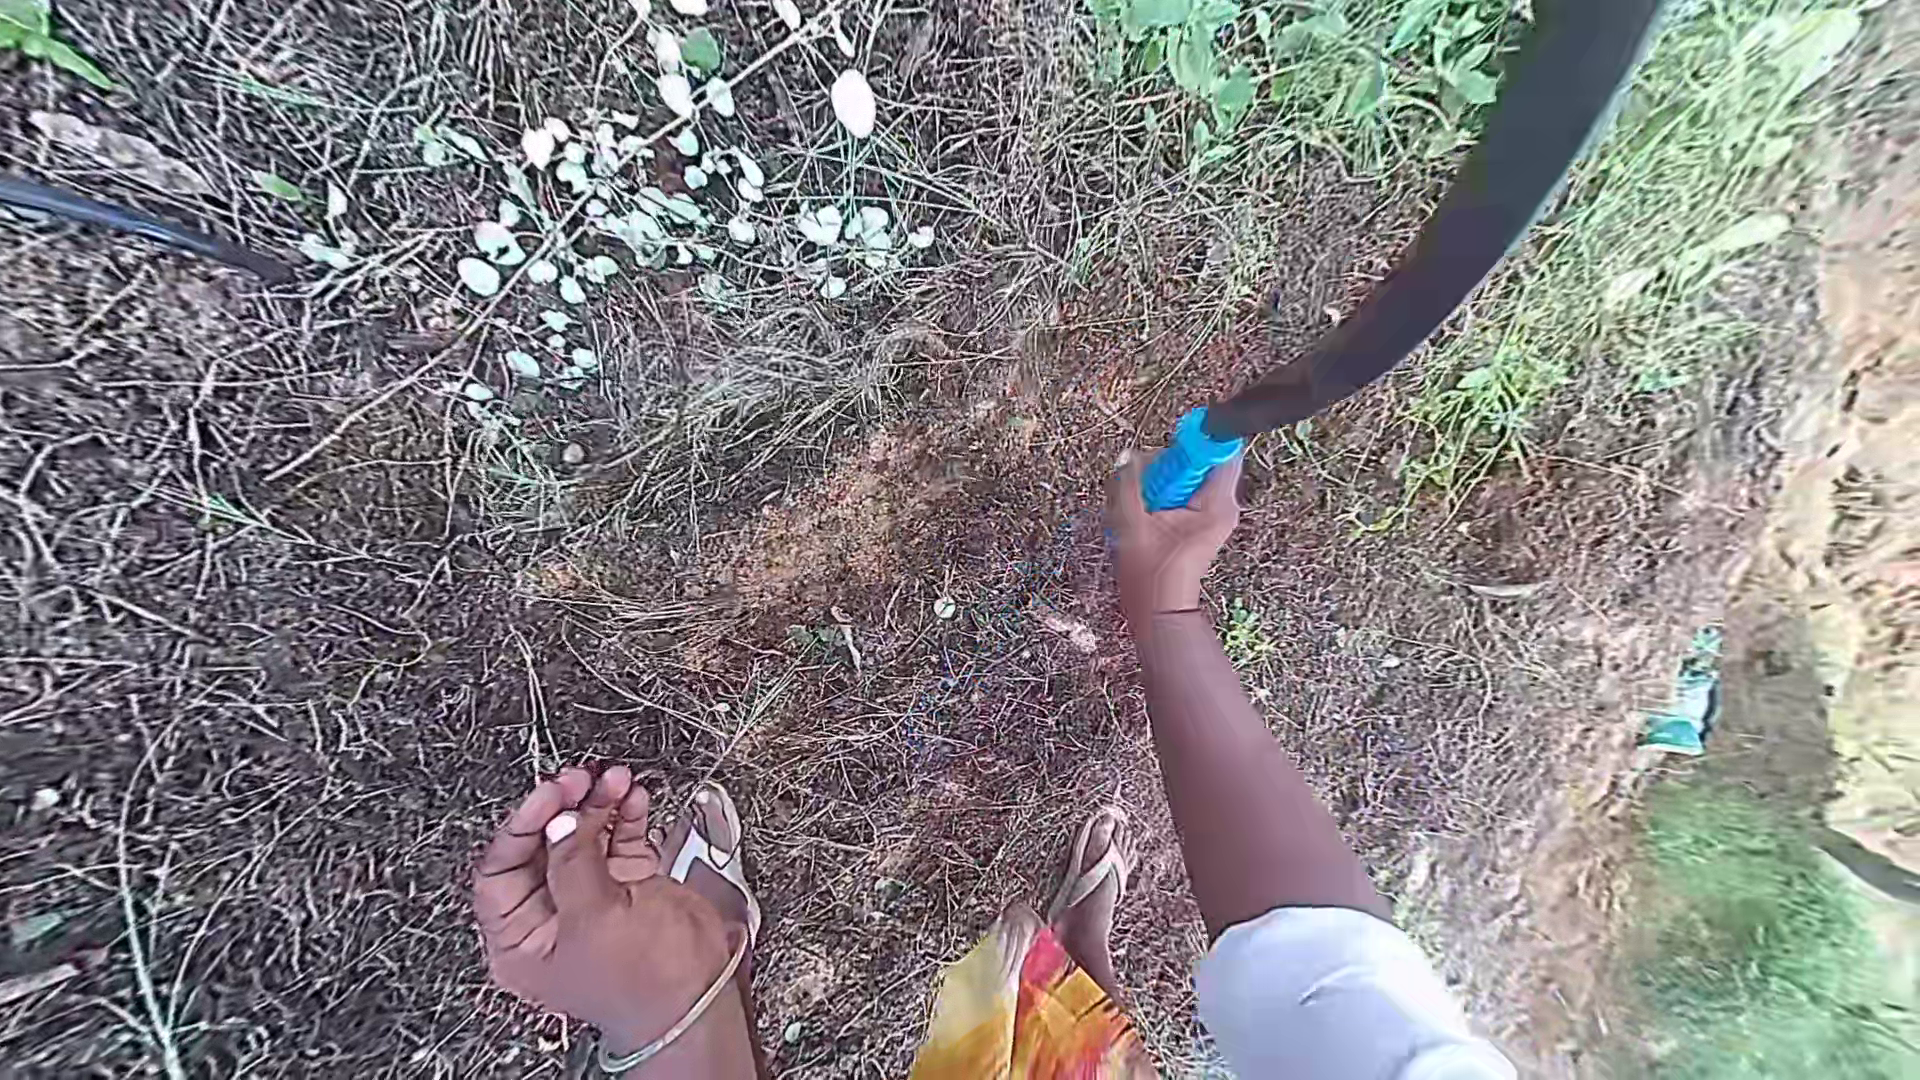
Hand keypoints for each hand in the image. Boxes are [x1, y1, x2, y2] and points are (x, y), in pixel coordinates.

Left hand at [472, 766, 734, 1053]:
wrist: (699, 985)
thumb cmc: (643, 980)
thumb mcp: (596, 921)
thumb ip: (573, 867)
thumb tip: (557, 823)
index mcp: (525, 937)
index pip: (503, 871)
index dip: (522, 828)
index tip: (548, 795)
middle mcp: (556, 910)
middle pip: (546, 844)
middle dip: (564, 807)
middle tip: (580, 779)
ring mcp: (596, 890)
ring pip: (586, 833)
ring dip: (599, 802)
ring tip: (614, 779)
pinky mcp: (631, 877)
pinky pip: (622, 834)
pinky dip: (628, 812)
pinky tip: (633, 796)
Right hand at [1105, 449, 1241, 628]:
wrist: (1158, 610)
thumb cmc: (1151, 574)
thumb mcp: (1132, 524)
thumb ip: (1129, 484)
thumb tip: (1128, 455)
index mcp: (1216, 504)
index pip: (1221, 451)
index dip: (1194, 442)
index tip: (1168, 450)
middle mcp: (1223, 505)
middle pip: (1201, 461)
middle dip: (1169, 466)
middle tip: (1147, 485)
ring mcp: (1213, 514)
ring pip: (1188, 476)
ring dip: (1162, 482)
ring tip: (1143, 504)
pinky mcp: (1200, 520)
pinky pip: (1183, 492)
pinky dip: (1163, 495)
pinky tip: (1147, 513)